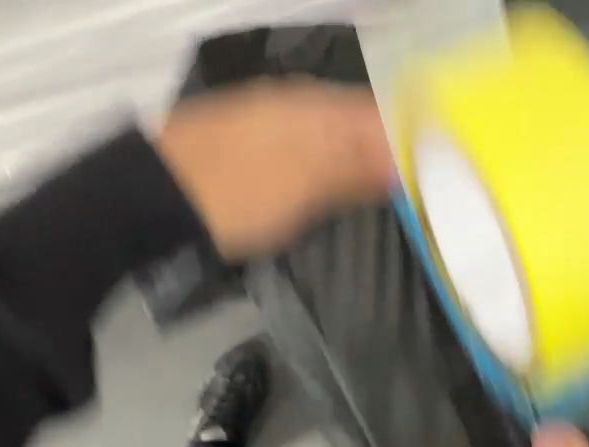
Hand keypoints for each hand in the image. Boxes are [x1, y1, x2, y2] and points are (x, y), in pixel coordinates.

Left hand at [155, 79, 394, 259]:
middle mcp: (291, 103)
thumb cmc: (236, 197)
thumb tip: (404, 160)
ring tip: (378, 193)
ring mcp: (264, 119)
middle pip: (353, 121)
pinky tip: (329, 187)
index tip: (434, 173)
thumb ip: (355, 169)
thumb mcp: (304, 187)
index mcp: (311, 108)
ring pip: (328, 133)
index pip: (377, 113)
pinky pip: (303, 146)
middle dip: (384, 150)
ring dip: (355, 159)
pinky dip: (325, 165)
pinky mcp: (245, 141)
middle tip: (413, 191)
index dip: (408, 139)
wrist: (154, 202)